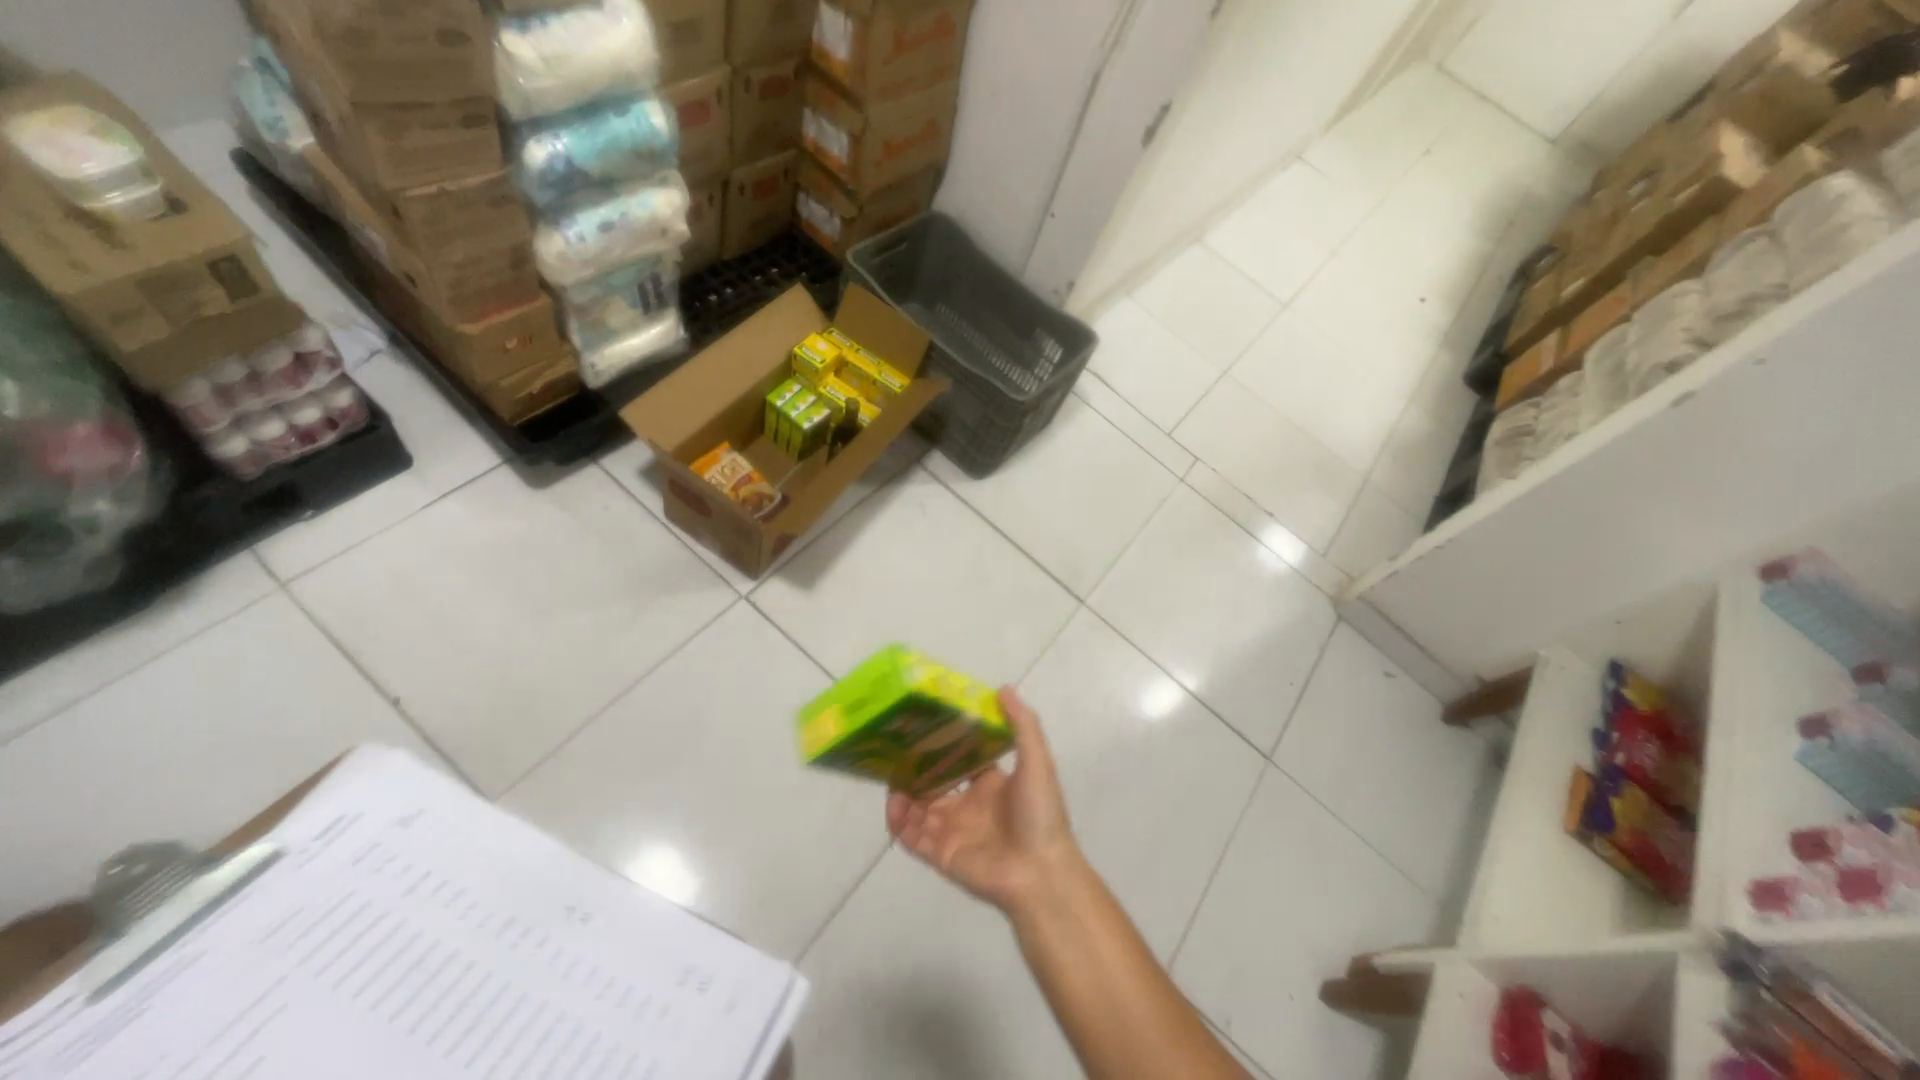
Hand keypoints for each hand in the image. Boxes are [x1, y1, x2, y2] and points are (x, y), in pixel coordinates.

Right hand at [886, 687, 1084, 914]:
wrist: (1040, 873)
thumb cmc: (1040, 814)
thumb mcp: (1037, 762)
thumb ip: (1022, 725)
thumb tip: (1003, 688)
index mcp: (991, 786)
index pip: (961, 760)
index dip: (943, 745)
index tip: (924, 726)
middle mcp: (969, 807)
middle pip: (934, 784)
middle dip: (915, 769)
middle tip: (894, 748)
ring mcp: (952, 831)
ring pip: (918, 809)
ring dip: (903, 793)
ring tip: (888, 774)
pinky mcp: (940, 854)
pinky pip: (911, 836)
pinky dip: (898, 821)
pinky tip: (893, 802)